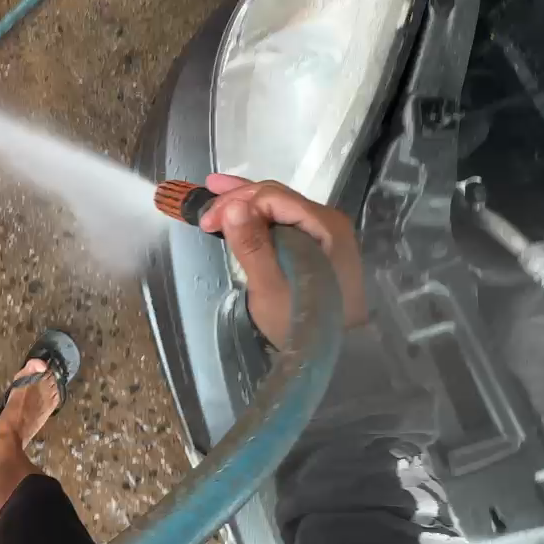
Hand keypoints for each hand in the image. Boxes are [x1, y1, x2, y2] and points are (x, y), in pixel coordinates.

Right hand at [197, 175, 366, 344]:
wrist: (340, 353)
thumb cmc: (303, 322)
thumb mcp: (272, 288)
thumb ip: (254, 246)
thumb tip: (232, 207)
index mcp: (324, 226)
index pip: (272, 198)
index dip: (234, 203)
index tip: (205, 224)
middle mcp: (327, 222)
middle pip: (276, 197)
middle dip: (236, 199)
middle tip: (202, 213)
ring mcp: (323, 233)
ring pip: (277, 206)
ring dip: (243, 201)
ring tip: (213, 190)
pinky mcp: (316, 246)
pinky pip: (281, 220)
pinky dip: (255, 215)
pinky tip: (237, 211)